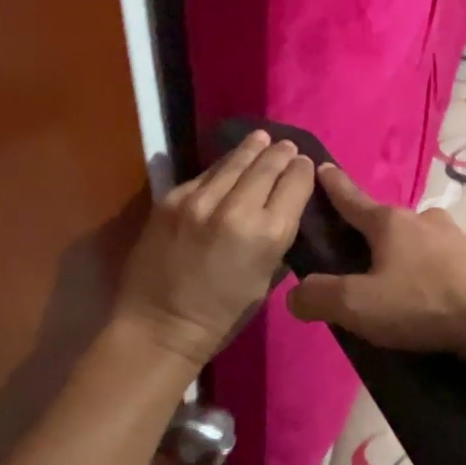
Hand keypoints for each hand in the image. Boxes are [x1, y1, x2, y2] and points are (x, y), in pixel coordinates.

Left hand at [113, 131, 314, 366]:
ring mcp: (200, 200)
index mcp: (269, 234)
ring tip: (262, 138)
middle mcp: (237, 209)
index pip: (295, 183)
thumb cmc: (223, 315)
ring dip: (252, 148)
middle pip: (267, 165)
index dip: (303, 170)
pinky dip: (221, 167)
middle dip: (280, 153)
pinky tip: (229, 163)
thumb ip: (278, 237)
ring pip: (234, 161)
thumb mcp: (267, 278)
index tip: (305, 164)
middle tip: (287, 145)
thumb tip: (284, 208)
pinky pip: (205, 174)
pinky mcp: (172, 198)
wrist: (160, 326)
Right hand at [287, 164, 465, 358]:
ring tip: (391, 284)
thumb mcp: (359, 305)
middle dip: (368, 233)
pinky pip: (440, 262)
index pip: (352, 199)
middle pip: (385, 222)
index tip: (322, 166)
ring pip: (416, 242)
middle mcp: (423, 220)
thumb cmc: (422, 302)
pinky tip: (426, 296)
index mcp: (389, 222)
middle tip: (352, 255)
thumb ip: (320, 297)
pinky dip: (427, 274)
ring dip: (401, 256)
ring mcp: (455, 237)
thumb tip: (295, 294)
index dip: (333, 186)